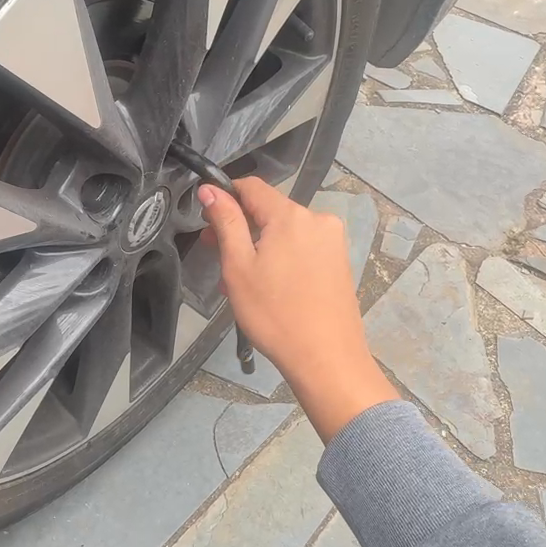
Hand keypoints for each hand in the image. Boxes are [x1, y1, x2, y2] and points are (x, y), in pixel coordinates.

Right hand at [199, 178, 396, 441]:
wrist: (326, 359)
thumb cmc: (274, 314)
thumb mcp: (239, 267)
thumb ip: (225, 222)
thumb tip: (211, 189)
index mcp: (291, 216)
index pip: (252, 187)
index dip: (225, 195)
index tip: (206, 219)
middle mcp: (318, 219)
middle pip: (269, 210)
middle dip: (240, 227)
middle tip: (214, 255)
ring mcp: (332, 242)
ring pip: (284, 232)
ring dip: (258, 246)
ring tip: (238, 281)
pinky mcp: (339, 262)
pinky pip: (301, 248)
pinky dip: (280, 258)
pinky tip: (267, 286)